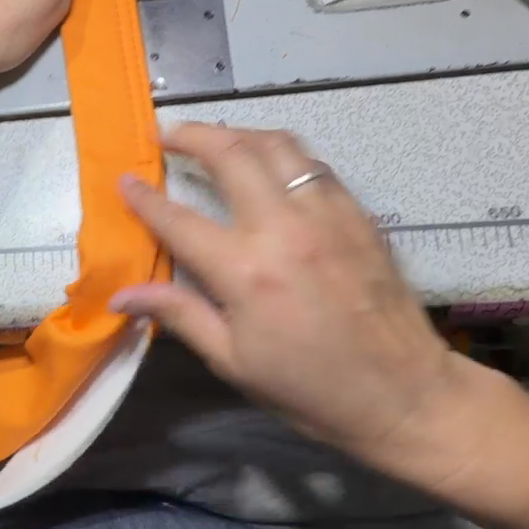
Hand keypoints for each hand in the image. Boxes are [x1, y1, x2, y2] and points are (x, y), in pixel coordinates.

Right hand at [111, 124, 507, 477]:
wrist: (408, 396)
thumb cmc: (310, 389)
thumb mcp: (233, 360)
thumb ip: (177, 313)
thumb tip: (119, 295)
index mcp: (247, 272)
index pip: (179, 219)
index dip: (144, 198)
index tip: (123, 180)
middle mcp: (285, 228)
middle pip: (232, 154)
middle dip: (191, 135)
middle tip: (165, 134)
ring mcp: (328, 214)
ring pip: (278, 145)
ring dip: (238, 133)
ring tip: (214, 138)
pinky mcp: (358, 214)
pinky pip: (312, 164)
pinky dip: (279, 154)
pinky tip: (267, 166)